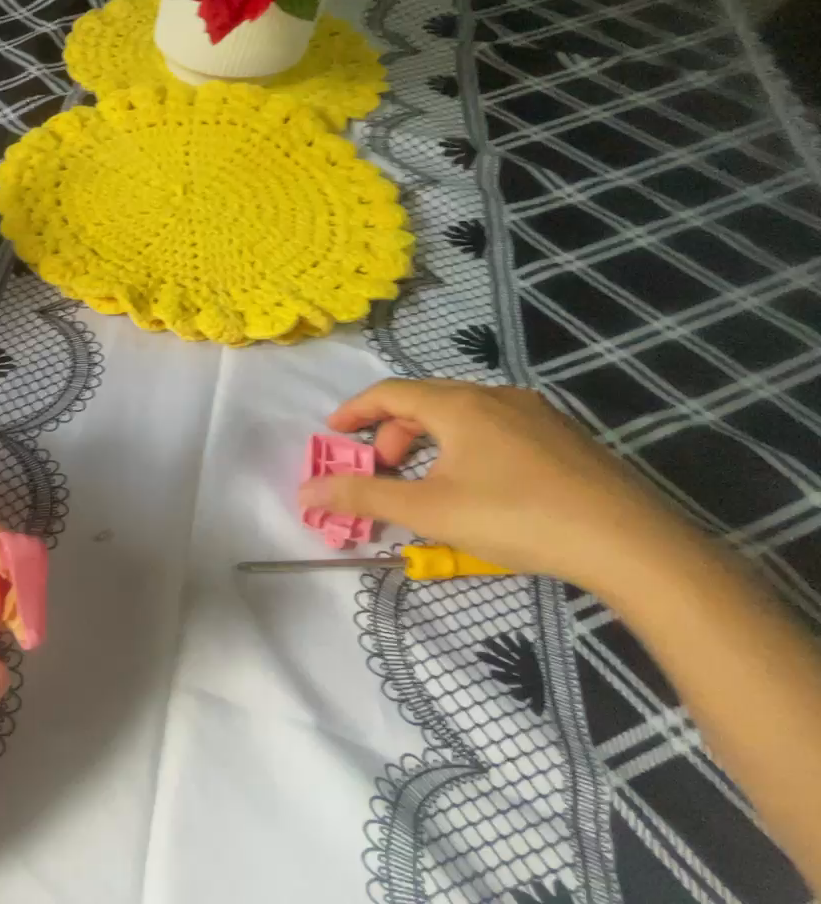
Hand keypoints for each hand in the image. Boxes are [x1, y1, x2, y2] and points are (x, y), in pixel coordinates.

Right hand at [298, 379, 705, 590]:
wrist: (633, 547)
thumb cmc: (516, 518)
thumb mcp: (427, 511)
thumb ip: (363, 496)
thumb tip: (306, 491)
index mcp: (460, 406)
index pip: (390, 393)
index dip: (355, 411)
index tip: (333, 434)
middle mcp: (498, 398)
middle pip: (426, 402)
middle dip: (392, 435)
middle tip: (383, 472)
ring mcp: (540, 417)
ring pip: (464, 416)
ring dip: (429, 443)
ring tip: (426, 483)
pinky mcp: (567, 441)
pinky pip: (497, 430)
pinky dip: (466, 448)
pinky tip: (476, 488)